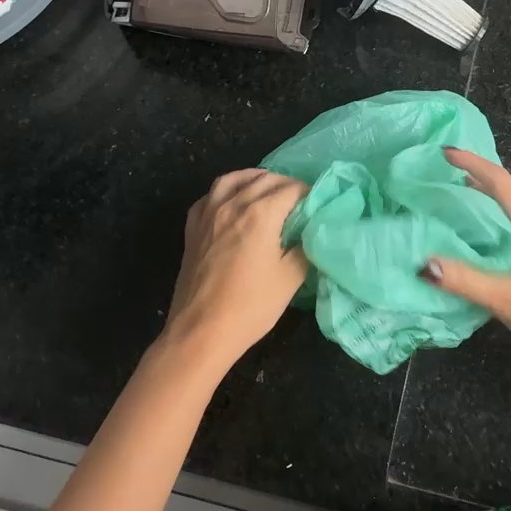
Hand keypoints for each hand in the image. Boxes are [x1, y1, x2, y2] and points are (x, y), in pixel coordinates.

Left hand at [164, 169, 308, 369]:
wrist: (200, 332)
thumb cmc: (250, 306)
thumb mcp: (290, 279)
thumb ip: (304, 249)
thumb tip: (311, 234)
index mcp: (261, 213)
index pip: (291, 189)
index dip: (308, 193)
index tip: (318, 203)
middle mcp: (233, 205)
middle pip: (263, 179)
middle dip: (285, 183)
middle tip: (299, 199)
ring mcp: (208, 215)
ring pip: (232, 179)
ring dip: (252, 178)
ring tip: (265, 187)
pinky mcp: (192, 229)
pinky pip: (209, 197)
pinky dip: (224, 192)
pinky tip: (230, 203)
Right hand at [421, 148, 510, 376]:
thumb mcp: (506, 300)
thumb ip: (466, 280)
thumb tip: (424, 263)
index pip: (499, 182)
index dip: (472, 163)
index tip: (445, 154)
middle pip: (502, 192)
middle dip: (470, 182)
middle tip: (436, 183)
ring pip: (508, 210)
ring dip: (480, 205)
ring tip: (447, 209)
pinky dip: (491, 224)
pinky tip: (474, 241)